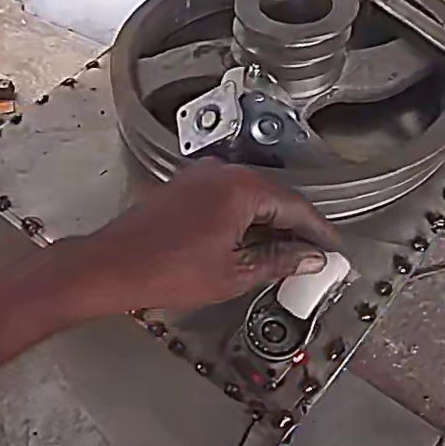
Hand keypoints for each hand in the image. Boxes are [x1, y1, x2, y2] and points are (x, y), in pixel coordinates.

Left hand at [63, 160, 342, 315]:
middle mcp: (222, 172)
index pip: (296, 207)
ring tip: (285, 253)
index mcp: (241, 188)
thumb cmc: (167, 271)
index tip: (333, 248)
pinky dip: (244, 218)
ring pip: (251, 197)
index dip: (318, 231)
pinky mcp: (184, 187)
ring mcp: (200, 176)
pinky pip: (227, 197)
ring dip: (270, 223)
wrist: (111, 266)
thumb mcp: (234, 273)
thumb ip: (279, 261)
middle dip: (296, 227)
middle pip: (275, 197)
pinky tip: (249, 241)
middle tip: (314, 254)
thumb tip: (310, 258)